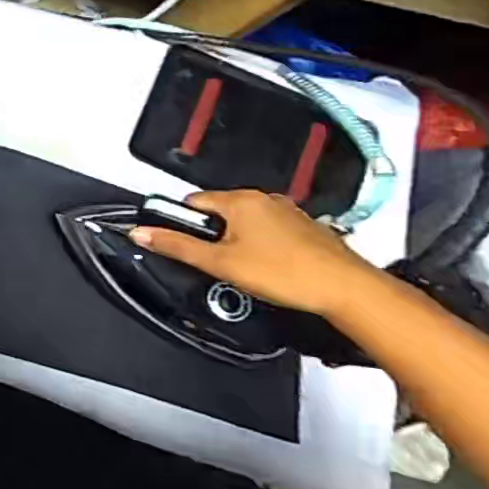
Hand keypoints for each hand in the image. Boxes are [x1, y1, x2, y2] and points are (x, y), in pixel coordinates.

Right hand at [129, 189, 386, 319]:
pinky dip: (261, 243)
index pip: (192, 201)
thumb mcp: (220, 263)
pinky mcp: (306, 227)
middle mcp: (264, 198)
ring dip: (236, 238)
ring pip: (245, 220)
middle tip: (215, 262)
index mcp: (240, 200)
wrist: (348, 290)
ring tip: (243, 267)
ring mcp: (288, 211)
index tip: (185, 245)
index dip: (182, 223)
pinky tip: (269, 267)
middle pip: (219, 209)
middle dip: (211, 232)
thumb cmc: (284, 273)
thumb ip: (177, 246)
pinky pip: (269, 228)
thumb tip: (139, 232)